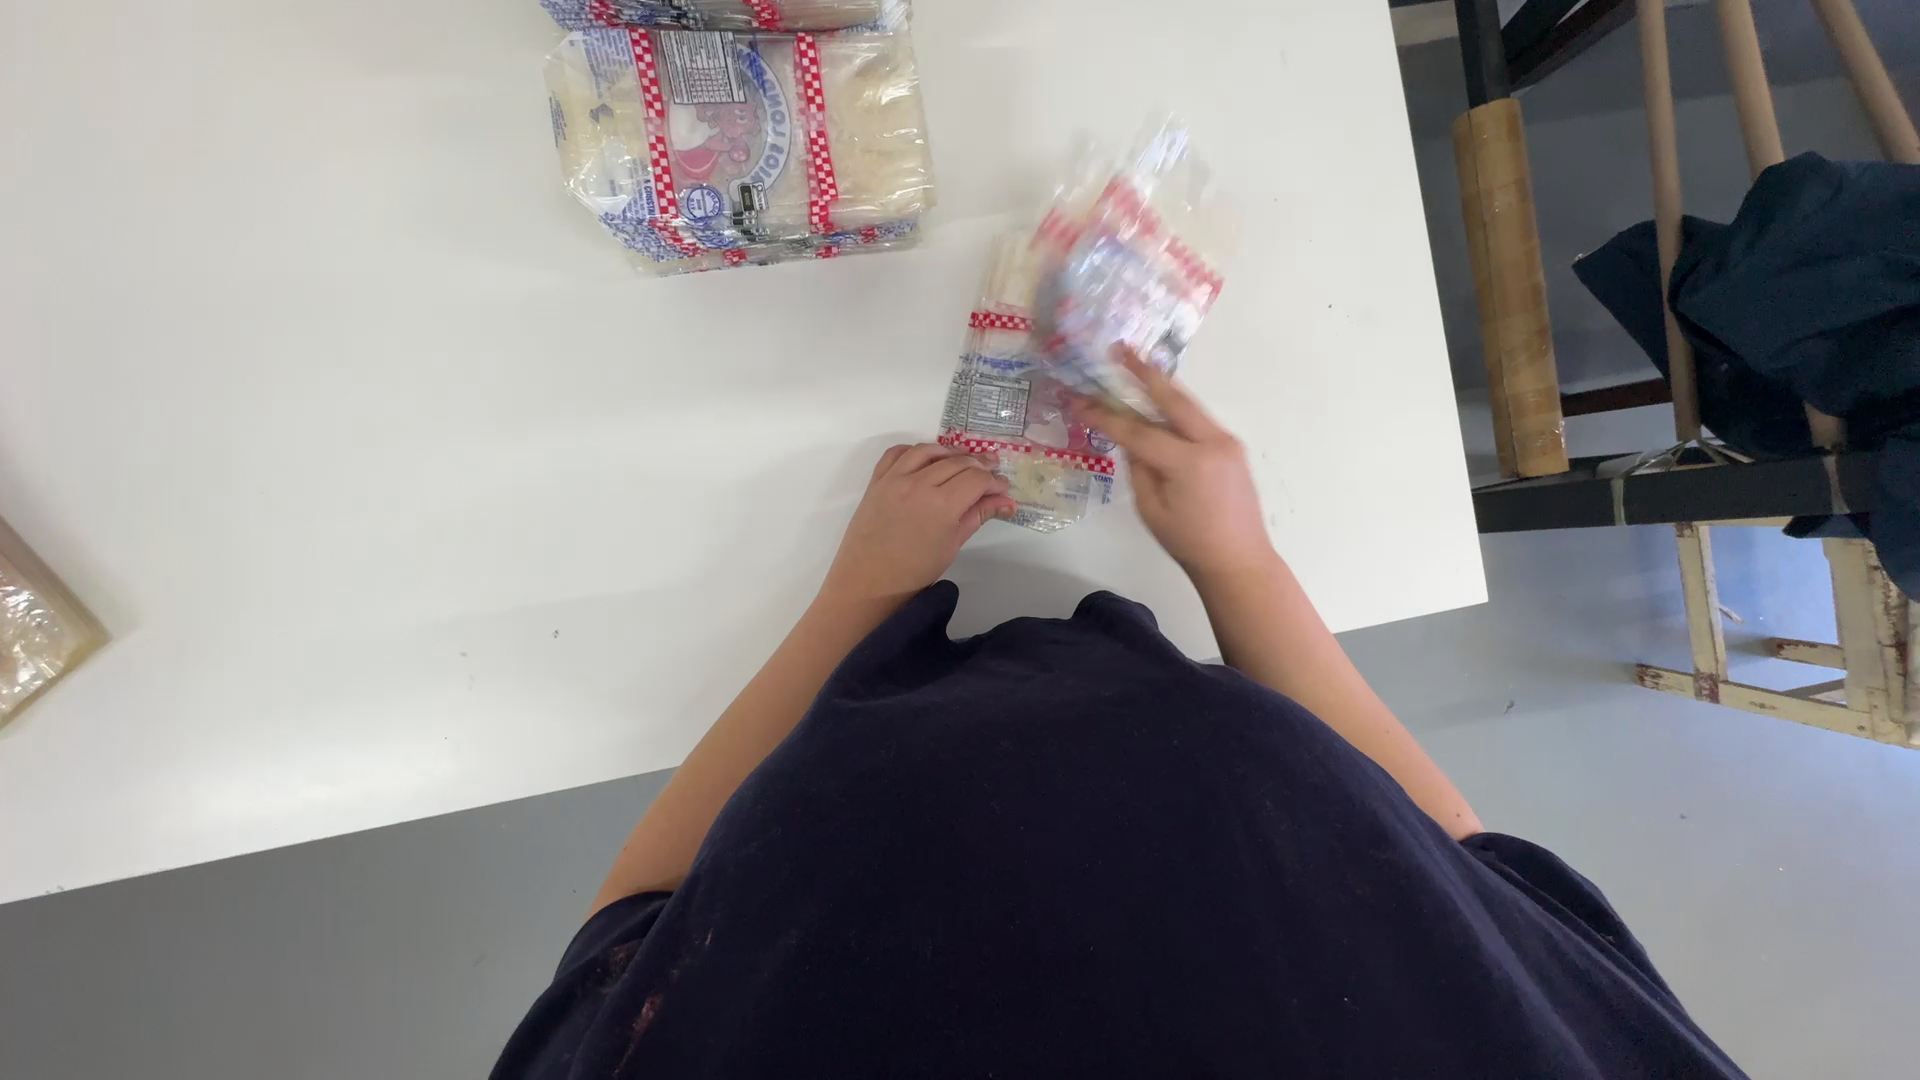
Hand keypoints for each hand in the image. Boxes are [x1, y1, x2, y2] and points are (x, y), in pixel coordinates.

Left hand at [818, 444, 1016, 607]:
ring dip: (950, 452)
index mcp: (941, 505)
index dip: (994, 481)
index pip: (976, 479)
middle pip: (957, 462)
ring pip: (929, 450)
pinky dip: (915, 450)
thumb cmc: (915, 571)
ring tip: (964, 460)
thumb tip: (1006, 502)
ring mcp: (894, 479)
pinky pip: (896, 453)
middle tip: (992, 470)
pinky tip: (927, 458)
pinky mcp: (876, 481)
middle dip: (979, 465)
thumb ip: (977, 515)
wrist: (869, 581)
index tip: (1002, 489)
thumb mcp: (952, 544)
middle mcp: (918, 484)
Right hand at [1070, 348, 1274, 581]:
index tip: (1080, 402)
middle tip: (1120, 350)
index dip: (1105, 416)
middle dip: (1143, 373)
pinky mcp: (1232, 448)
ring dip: (1161, 386)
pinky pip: (1198, 420)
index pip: (1137, 431)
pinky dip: (1176, 408)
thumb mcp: (1151, 509)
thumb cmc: (1189, 543)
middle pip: (1172, 399)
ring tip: (1137, 365)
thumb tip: (1131, 440)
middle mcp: (1212, 443)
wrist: (1239, 560)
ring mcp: (1228, 442)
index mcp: (1188, 462)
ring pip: (1188, 405)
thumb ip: (1139, 468)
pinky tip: (1159, 400)